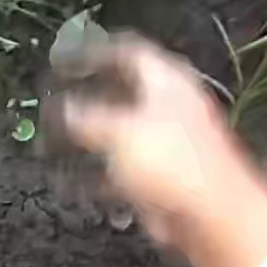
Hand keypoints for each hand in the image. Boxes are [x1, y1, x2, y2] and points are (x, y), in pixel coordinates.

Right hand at [54, 33, 266, 266]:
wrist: (209, 214)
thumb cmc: (170, 162)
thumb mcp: (120, 132)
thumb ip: (88, 118)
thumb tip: (64, 108)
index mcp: (167, 83)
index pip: (129, 53)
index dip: (96, 52)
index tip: (66, 59)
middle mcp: (168, 107)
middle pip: (123, 92)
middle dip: (88, 97)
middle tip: (58, 102)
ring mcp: (165, 143)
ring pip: (119, 132)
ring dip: (89, 138)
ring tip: (57, 142)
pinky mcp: (159, 176)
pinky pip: (120, 168)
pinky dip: (97, 172)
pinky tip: (75, 181)